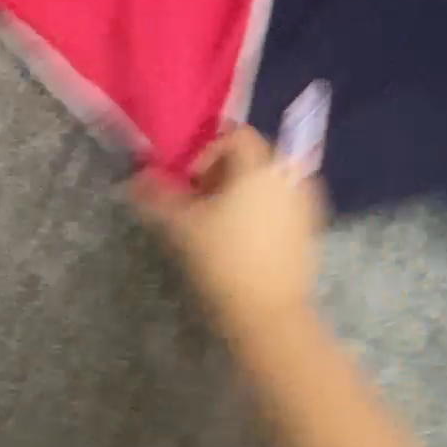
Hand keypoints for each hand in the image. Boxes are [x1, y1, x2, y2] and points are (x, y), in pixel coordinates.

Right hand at [132, 125, 326, 337]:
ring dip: (242, 189)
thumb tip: (135, 179)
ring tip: (219, 217)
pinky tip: (242, 236)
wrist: (268, 312)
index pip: (236, 134)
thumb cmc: (223, 259)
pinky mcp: (312, 228)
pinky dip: (261, 207)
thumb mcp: (182, 224)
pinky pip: (282, 202)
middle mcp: (290, 176)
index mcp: (260, 166)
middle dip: (223, 171)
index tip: (190, 179)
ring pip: (268, 179)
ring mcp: (306, 203)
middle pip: (253, 156)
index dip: (208, 150)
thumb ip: (157, 195)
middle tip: (199, 197)